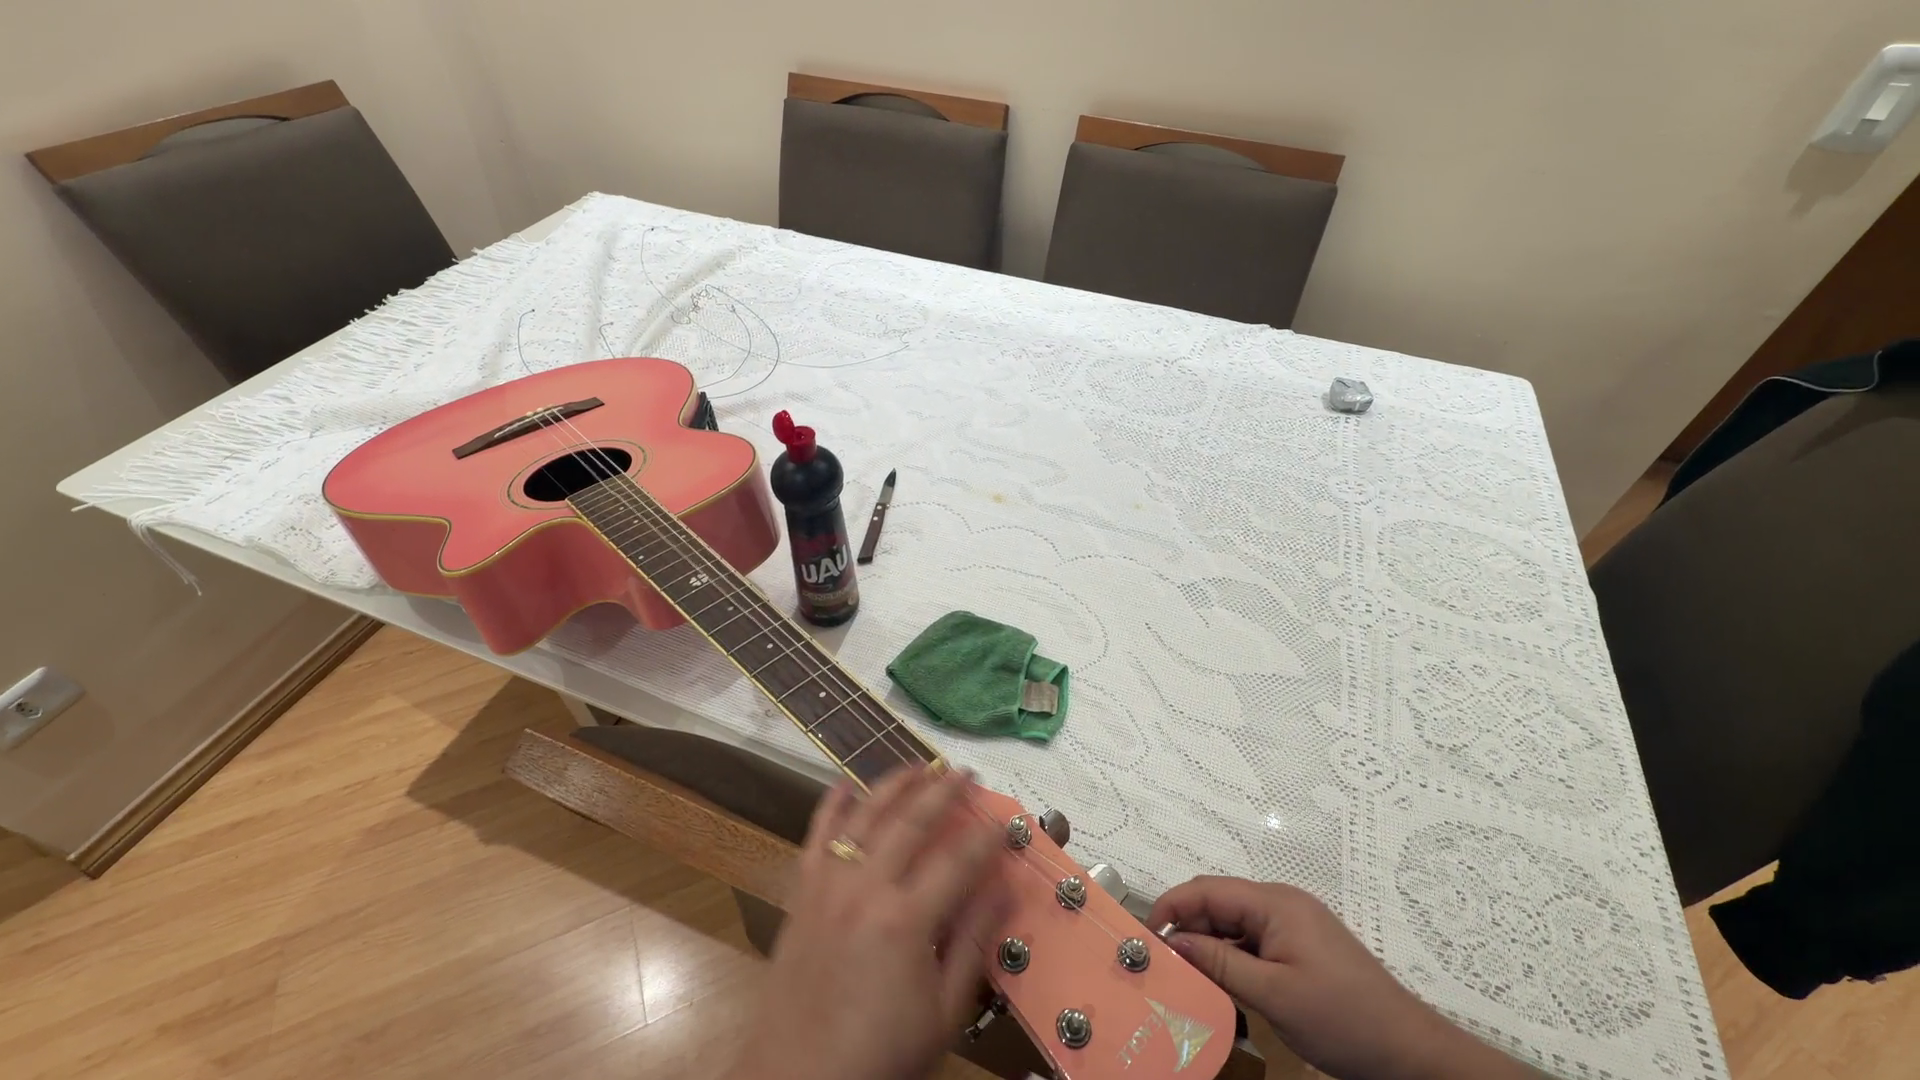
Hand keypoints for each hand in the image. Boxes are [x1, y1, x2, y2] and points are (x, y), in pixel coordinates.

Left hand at [721, 765, 1011, 1079]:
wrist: (799, 1078)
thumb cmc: (880, 1052)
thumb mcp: (944, 1012)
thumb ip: (972, 944)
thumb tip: (1004, 889)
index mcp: (906, 919)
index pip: (958, 860)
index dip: (986, 836)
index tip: (1005, 819)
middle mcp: (866, 888)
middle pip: (911, 822)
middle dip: (942, 792)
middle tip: (964, 773)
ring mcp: (828, 885)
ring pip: (864, 816)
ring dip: (893, 785)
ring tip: (918, 766)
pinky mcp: (801, 893)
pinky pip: (816, 837)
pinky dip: (831, 806)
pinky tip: (845, 785)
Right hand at [1151, 877, 1535, 1079]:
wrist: (1409, 1052)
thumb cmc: (1341, 1018)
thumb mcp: (1272, 995)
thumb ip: (1218, 963)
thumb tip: (1170, 941)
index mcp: (1275, 903)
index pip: (1207, 890)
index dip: (1171, 907)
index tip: (1143, 936)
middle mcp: (1281, 905)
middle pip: (1218, 904)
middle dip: (1185, 927)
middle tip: (1158, 961)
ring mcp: (1293, 926)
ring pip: (1232, 926)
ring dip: (1206, 947)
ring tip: (1180, 975)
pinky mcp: (1300, 949)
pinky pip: (1251, 943)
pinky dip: (1229, 959)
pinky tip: (1217, 985)